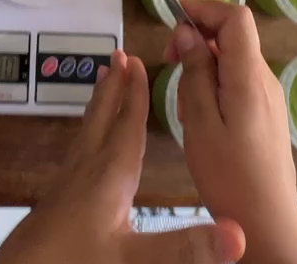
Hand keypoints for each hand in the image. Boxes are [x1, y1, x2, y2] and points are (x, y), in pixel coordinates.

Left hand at [0, 49, 245, 263]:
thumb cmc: (77, 260)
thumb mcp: (136, 259)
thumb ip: (185, 246)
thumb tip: (238, 232)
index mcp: (110, 175)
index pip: (126, 125)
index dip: (135, 94)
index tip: (138, 61)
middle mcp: (87, 169)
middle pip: (102, 117)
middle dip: (113, 87)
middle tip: (117, 54)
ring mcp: (68, 182)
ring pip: (87, 131)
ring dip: (99, 103)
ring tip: (103, 81)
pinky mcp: (58, 197)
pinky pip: (78, 148)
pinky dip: (89, 130)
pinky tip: (88, 143)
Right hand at [167, 1, 296, 263]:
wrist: (268, 224)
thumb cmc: (229, 175)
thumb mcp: (200, 121)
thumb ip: (195, 71)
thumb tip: (188, 30)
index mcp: (249, 76)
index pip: (235, 16)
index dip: (204, 8)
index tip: (174, 20)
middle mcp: (264, 79)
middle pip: (232, 35)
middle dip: (197, 39)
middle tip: (170, 65)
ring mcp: (269, 96)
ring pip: (231, 58)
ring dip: (203, 65)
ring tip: (185, 103)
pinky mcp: (266, 112)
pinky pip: (237, 80)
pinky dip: (214, 83)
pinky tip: (201, 116)